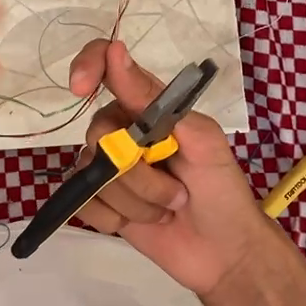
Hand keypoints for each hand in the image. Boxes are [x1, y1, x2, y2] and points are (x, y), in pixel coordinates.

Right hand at [67, 40, 282, 294]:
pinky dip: (113, 218)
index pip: (106, 65)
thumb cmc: (222, 190)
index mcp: (146, 105)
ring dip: (136, 202)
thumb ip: (155, 100)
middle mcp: (121, 129)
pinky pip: (84, 203)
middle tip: (176, 193)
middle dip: (139, 175)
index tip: (79, 87)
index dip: (88, 65)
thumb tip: (115, 52)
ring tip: (168, 210)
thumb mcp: (201, 140)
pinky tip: (141, 224)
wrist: (226, 254)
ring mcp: (108, 167)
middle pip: (99, 136)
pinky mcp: (101, 202)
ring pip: (93, 176)